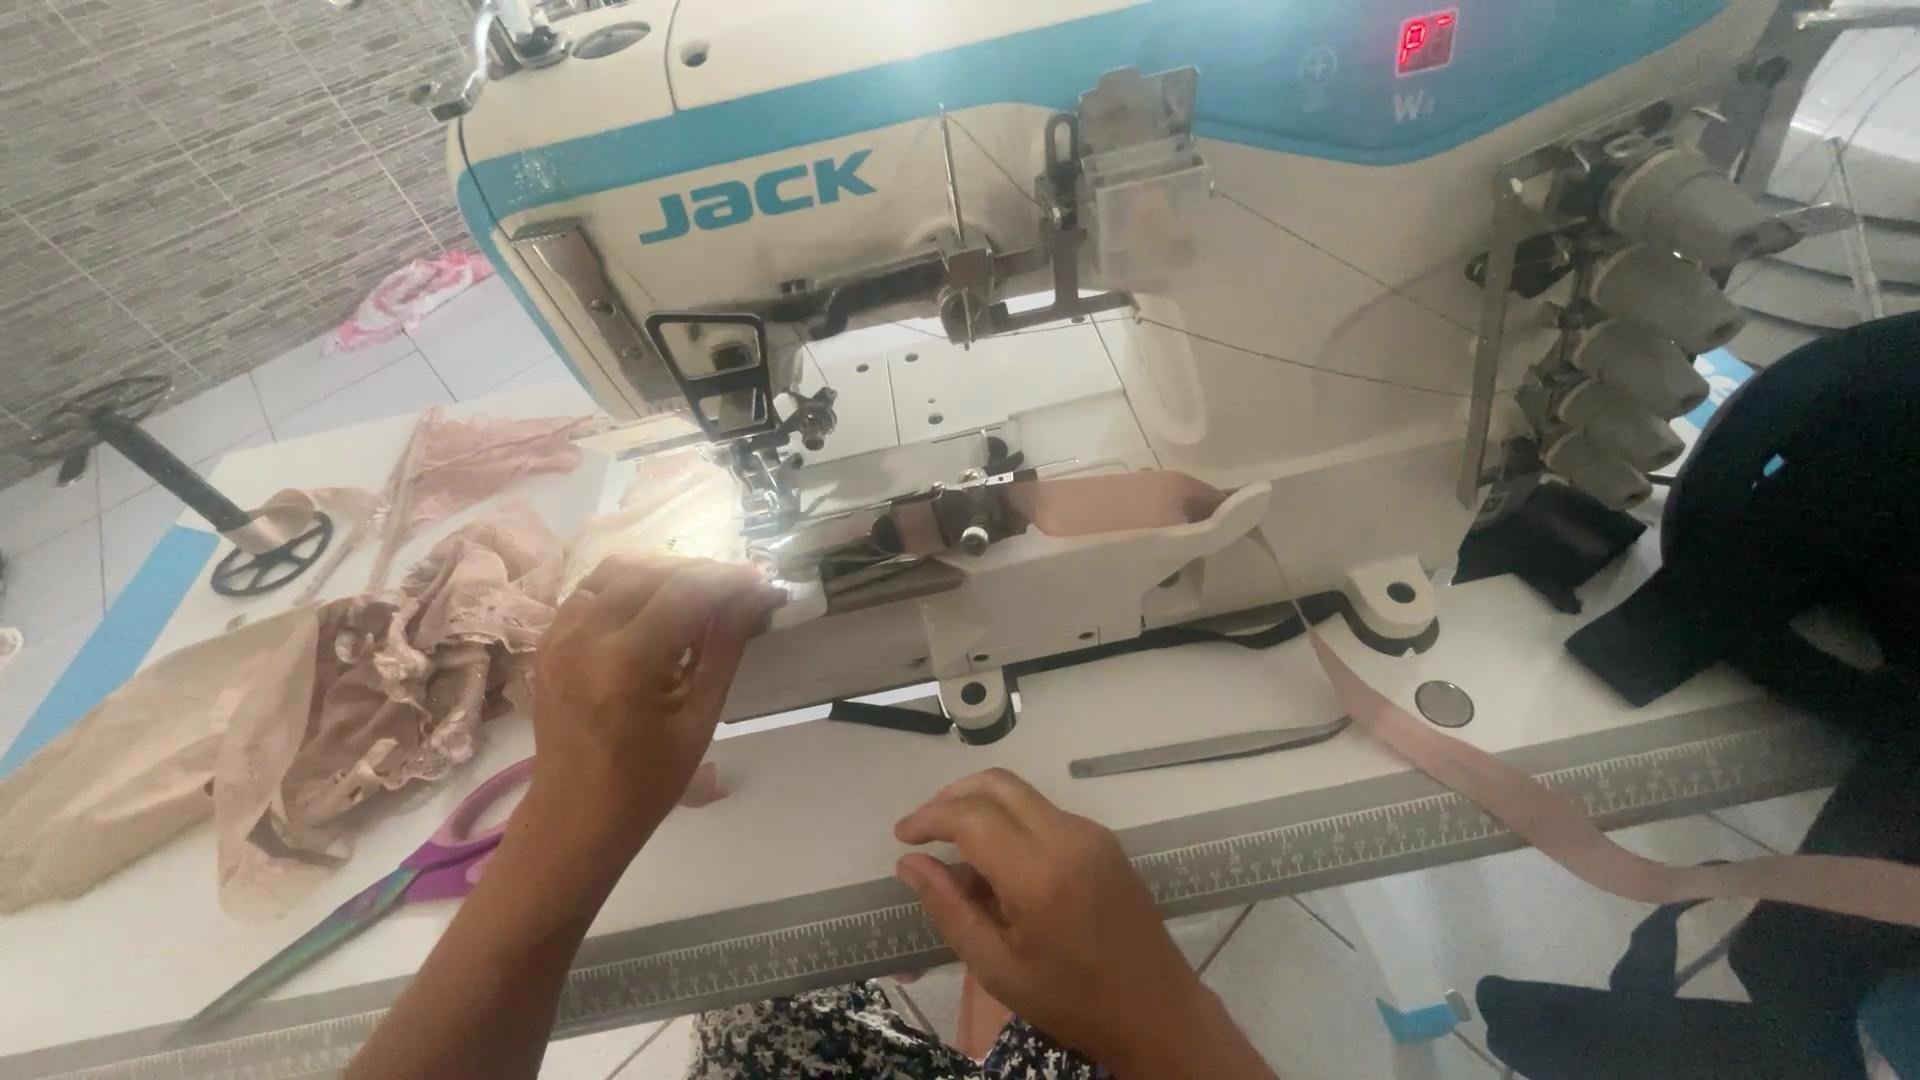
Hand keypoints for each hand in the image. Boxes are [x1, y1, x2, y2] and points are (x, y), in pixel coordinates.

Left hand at [532, 555, 780, 852]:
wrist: (575, 816)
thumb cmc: (649, 779)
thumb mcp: (701, 715)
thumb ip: (726, 646)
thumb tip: (758, 596)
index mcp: (625, 664)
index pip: (686, 591)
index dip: (730, 580)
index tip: (764, 582)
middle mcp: (584, 637)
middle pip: (654, 573)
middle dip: (704, 572)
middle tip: (740, 589)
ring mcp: (559, 635)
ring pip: (620, 570)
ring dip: (666, 572)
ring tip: (702, 592)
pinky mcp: (549, 639)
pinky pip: (593, 588)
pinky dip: (631, 584)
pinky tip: (658, 604)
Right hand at [893, 769, 1225, 1072]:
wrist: (1156, 1009)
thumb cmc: (1071, 1000)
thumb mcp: (997, 967)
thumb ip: (949, 908)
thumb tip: (909, 863)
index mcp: (1038, 873)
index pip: (970, 817)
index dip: (929, 818)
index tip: (902, 836)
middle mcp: (1066, 836)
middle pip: (996, 784)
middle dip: (951, 796)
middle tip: (923, 828)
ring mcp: (1088, 832)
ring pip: (1020, 793)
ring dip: (980, 806)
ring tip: (955, 852)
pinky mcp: (1101, 837)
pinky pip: (1043, 812)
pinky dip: (1010, 822)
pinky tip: (998, 865)